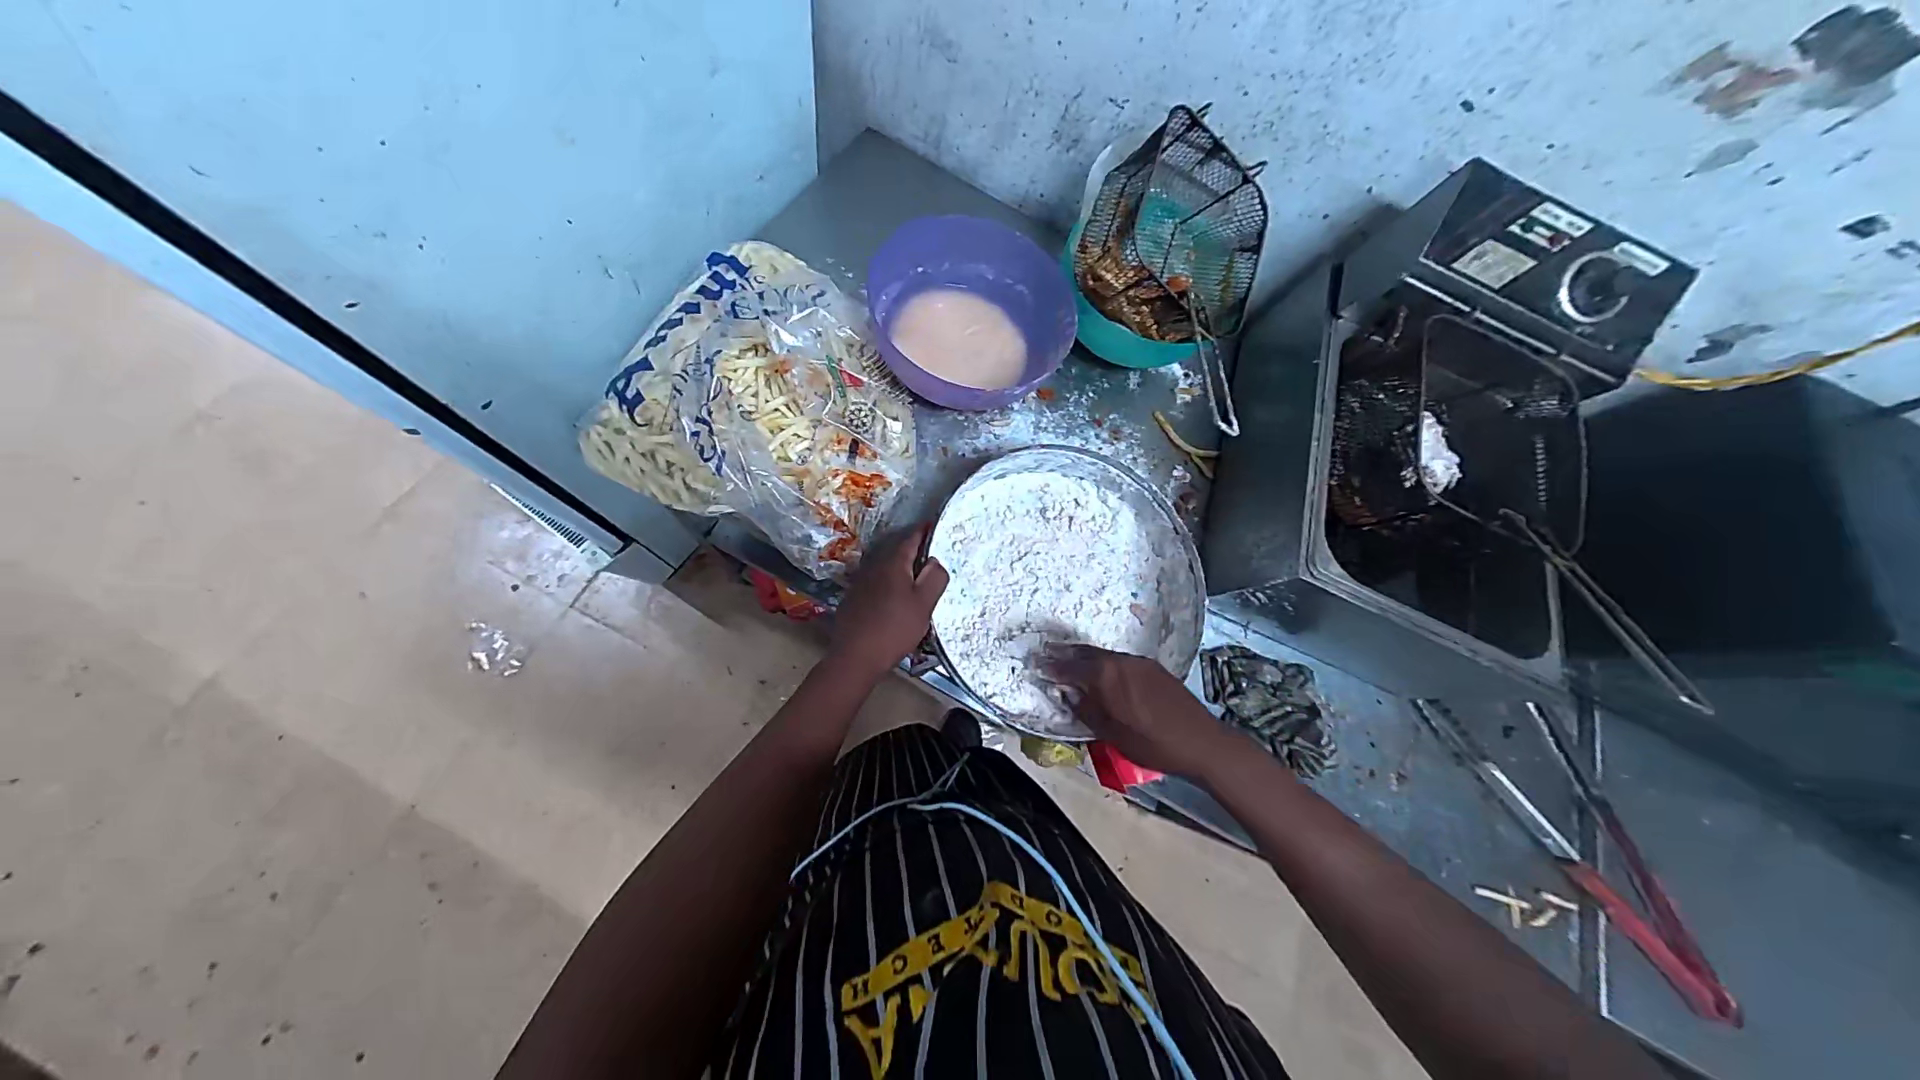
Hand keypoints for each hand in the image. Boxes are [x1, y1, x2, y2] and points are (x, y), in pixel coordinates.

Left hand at [827, 523, 948, 680]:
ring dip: (899, 570)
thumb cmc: (895, 629)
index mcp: (893, 564)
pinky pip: (875, 584)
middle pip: (895, 553)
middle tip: (929, 556)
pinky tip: (892, 599)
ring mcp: (860, 584)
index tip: (931, 527)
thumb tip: (934, 560)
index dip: (922, 532)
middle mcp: (873, 568)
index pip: (910, 539)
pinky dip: (887, 585)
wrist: (855, 656)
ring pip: (884, 569)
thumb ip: (934, 578)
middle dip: (911, 552)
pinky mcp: (853, 600)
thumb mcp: (924, 604)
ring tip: (914, 578)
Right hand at [1039, 644, 1250, 780]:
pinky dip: (1105, 663)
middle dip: (1065, 655)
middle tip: (1048, 653)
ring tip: (1071, 661)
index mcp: (1106, 677)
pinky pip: (1120, 660)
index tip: (1037, 664)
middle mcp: (1121, 662)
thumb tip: (1068, 693)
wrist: (1202, 742)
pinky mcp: (1154, 668)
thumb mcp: (1111, 734)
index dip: (1052, 667)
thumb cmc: (1153, 744)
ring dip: (1085, 657)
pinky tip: (1103, 672)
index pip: (1070, 667)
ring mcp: (1140, 663)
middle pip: (1086, 654)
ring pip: (1104, 655)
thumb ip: (1086, 710)